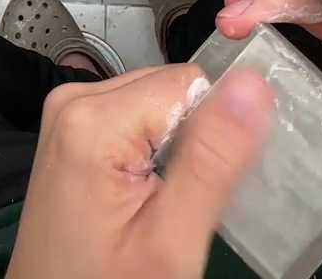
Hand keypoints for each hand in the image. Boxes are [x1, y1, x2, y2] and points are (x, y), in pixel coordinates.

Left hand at [9, 63, 273, 278]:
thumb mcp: (170, 239)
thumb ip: (212, 159)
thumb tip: (251, 85)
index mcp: (94, 116)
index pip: (189, 82)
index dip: (209, 134)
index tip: (198, 186)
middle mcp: (75, 98)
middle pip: (169, 88)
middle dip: (187, 141)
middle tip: (175, 204)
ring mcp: (70, 112)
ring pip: (155, 101)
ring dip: (169, 146)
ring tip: (154, 204)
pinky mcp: (72, 128)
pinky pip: (133, 116)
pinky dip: (148, 150)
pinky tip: (139, 195)